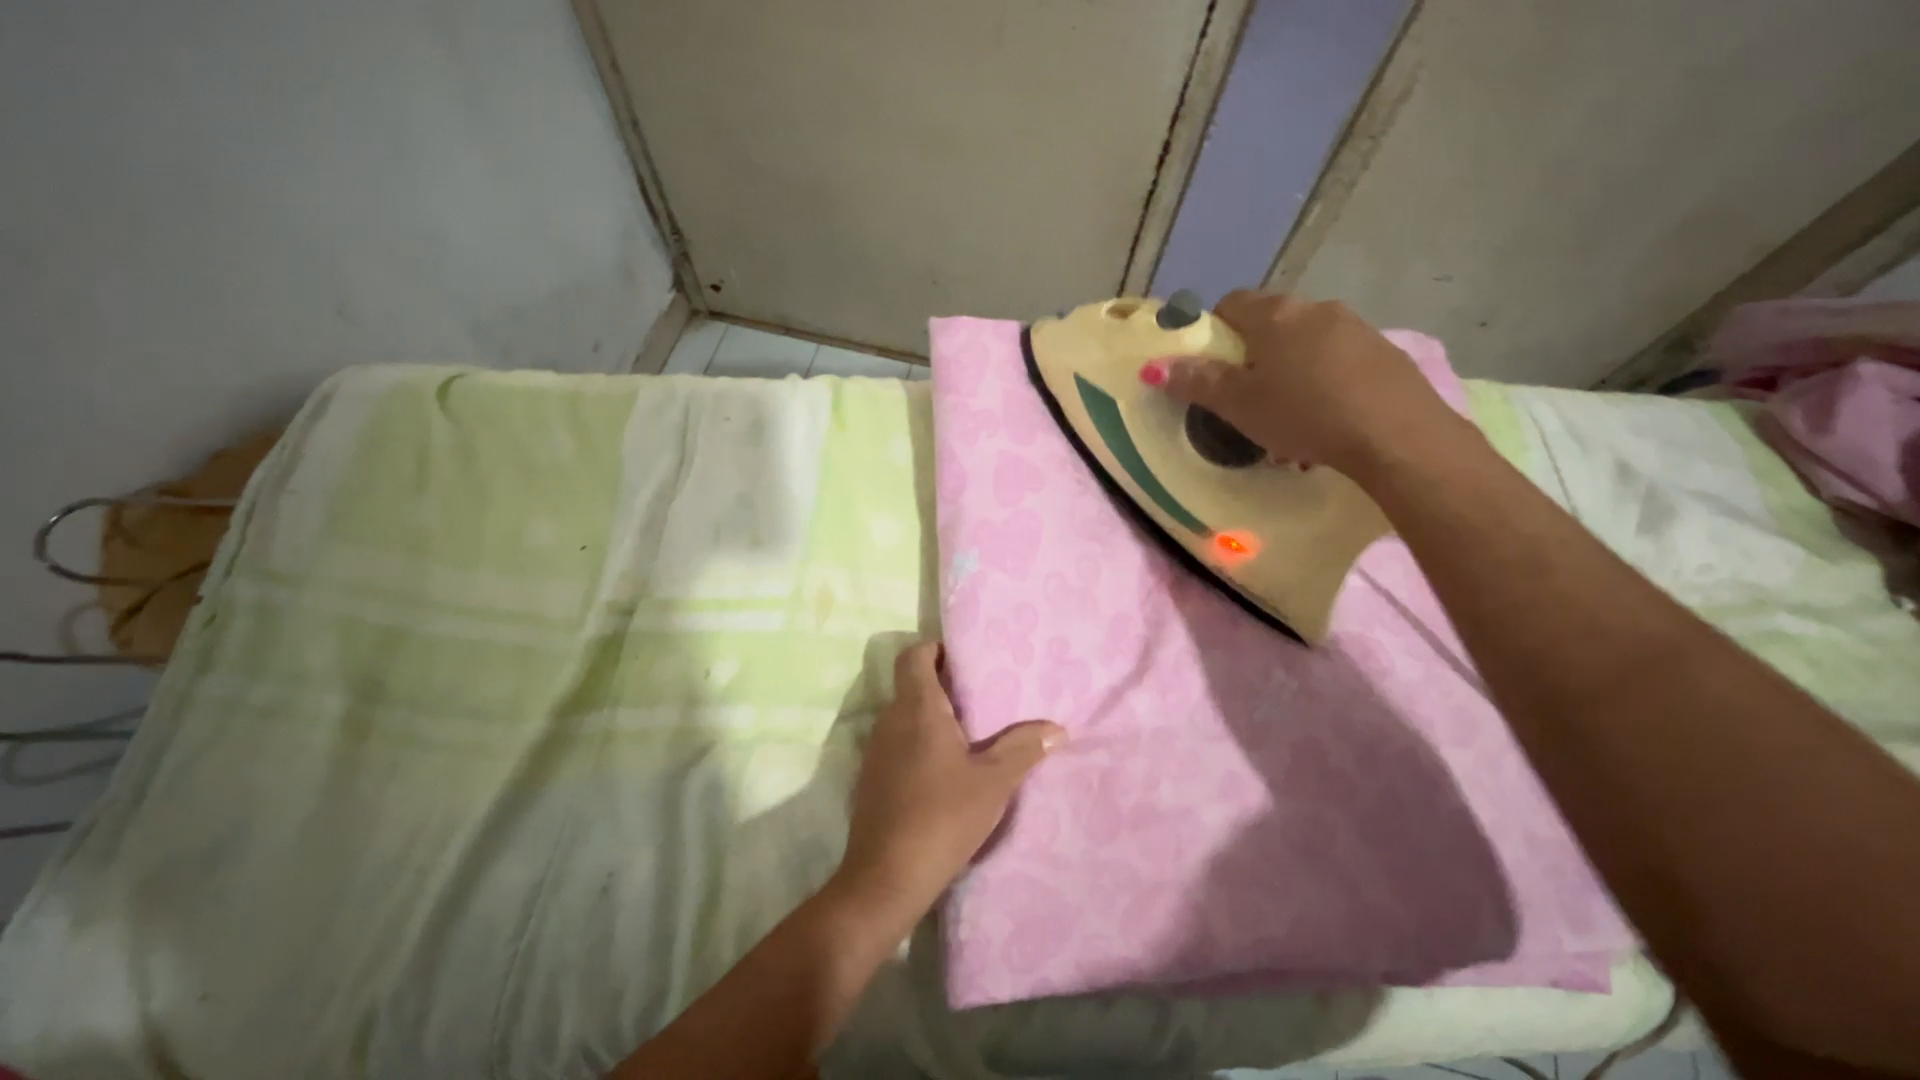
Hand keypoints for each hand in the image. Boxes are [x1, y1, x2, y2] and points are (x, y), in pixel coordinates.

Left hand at [834, 641, 1063, 917]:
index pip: (914, 656)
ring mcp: (875, 752)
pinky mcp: (872, 781)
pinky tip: (947, 771)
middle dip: (944, 685)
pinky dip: (920, 746)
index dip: (936, 649)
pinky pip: (898, 746)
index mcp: (916, 709)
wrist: (886, 877)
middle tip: (983, 696)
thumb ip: (1023, 748)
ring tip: (972, 733)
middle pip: (911, 685)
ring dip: (933, 719)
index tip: (966, 658)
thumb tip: (1056, 729)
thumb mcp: (994, 782)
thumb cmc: (943, 817)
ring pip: (904, 718)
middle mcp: (889, 722)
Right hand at [1147, 290, 1464, 476]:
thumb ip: (1198, 382)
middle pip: (1274, 321)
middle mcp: (1316, 308)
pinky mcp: (1387, 353)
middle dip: (1257, 352)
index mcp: (1275, 314)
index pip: (1233, 303)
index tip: (1214, 365)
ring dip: (1295, 367)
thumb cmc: (1304, 414)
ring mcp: (1358, 327)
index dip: (1216, 330)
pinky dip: (1329, 380)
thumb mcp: (1240, 405)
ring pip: (1311, 341)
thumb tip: (1154, 366)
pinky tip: (1330, 418)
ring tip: (1291, 414)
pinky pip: (1343, 360)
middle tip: (1250, 396)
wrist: (1396, 435)